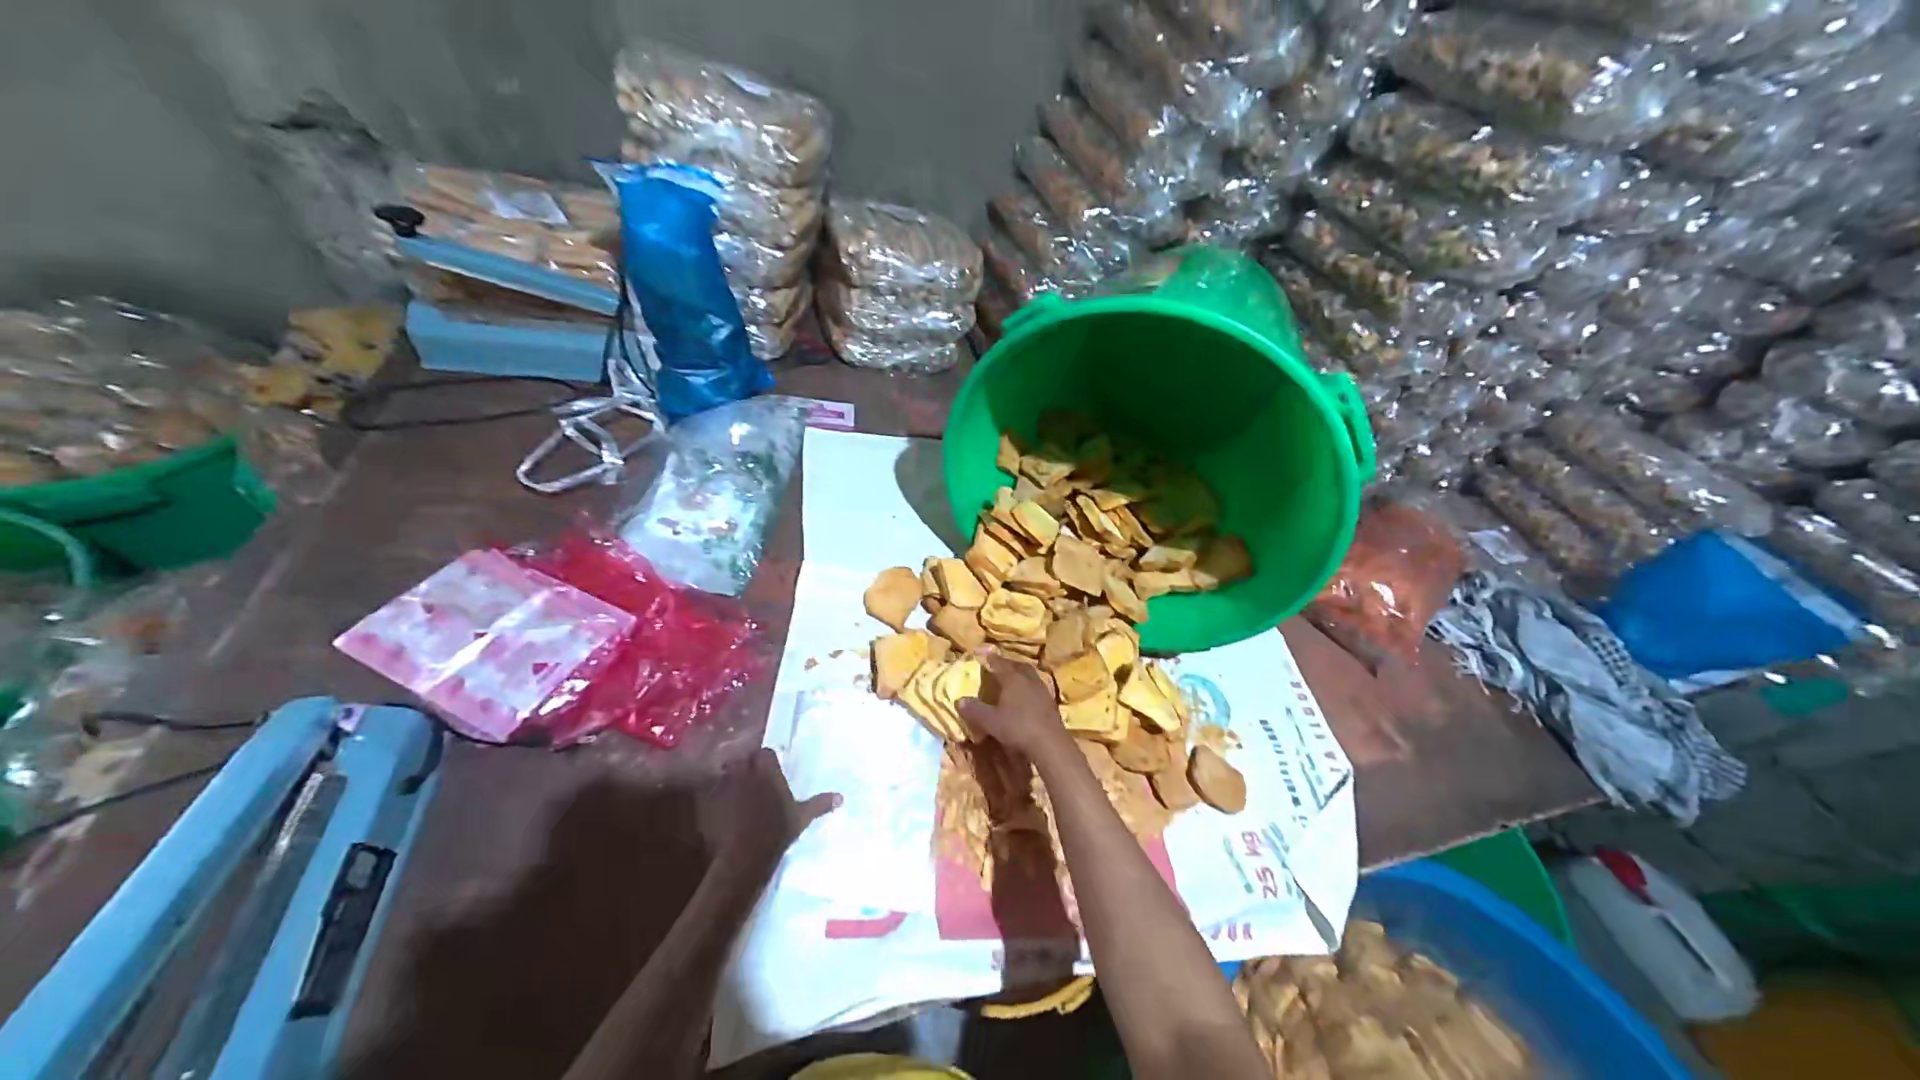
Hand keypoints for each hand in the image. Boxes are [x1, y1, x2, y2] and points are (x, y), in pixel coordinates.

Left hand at [698, 747, 839, 873]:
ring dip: (729, 777)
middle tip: (752, 777)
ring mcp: (726, 785)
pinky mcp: (711, 800)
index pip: (766, 752)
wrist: (745, 854)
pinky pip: (712, 791)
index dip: (766, 760)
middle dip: (745, 764)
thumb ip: (819, 804)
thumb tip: (841, 797)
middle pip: (743, 758)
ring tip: (734, 789)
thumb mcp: (802, 818)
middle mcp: (746, 772)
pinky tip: (720, 806)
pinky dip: (715, 795)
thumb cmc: (777, 831)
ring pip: (726, 772)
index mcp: (768, 771)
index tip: (770, 770)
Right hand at [959, 654, 1073, 761]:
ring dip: (1019, 673)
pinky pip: (1036, 686)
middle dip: (1006, 663)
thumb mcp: (990, 721)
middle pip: (1016, 665)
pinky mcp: (1050, 702)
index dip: (989, 658)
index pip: (998, 663)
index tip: (981, 653)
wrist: (1050, 743)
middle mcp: (1028, 679)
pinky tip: (1025, 695)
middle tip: (997, 664)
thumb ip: (974, 710)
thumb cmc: (1018, 728)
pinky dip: (1028, 686)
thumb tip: (959, 700)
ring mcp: (1042, 689)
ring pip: (1029, 674)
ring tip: (1011, 677)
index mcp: (1012, 678)